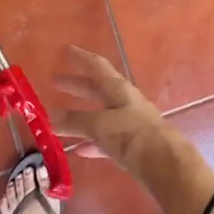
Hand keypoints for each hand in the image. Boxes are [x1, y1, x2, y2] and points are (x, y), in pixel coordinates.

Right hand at [52, 47, 184, 176]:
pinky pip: (106, 139)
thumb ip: (75, 120)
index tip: (65, 50)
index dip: (81, 58)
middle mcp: (124, 102)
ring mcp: (129, 123)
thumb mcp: (99, 124)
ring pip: (100, 114)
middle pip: (97, 89)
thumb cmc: (132, 135)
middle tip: (55, 81)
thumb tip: (50, 116)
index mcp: (118, 89)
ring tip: (58, 117)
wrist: (163, 162)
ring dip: (80, 114)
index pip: (97, 66)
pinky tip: (78, 149)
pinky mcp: (131, 145)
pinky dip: (91, 141)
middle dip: (76, 85)